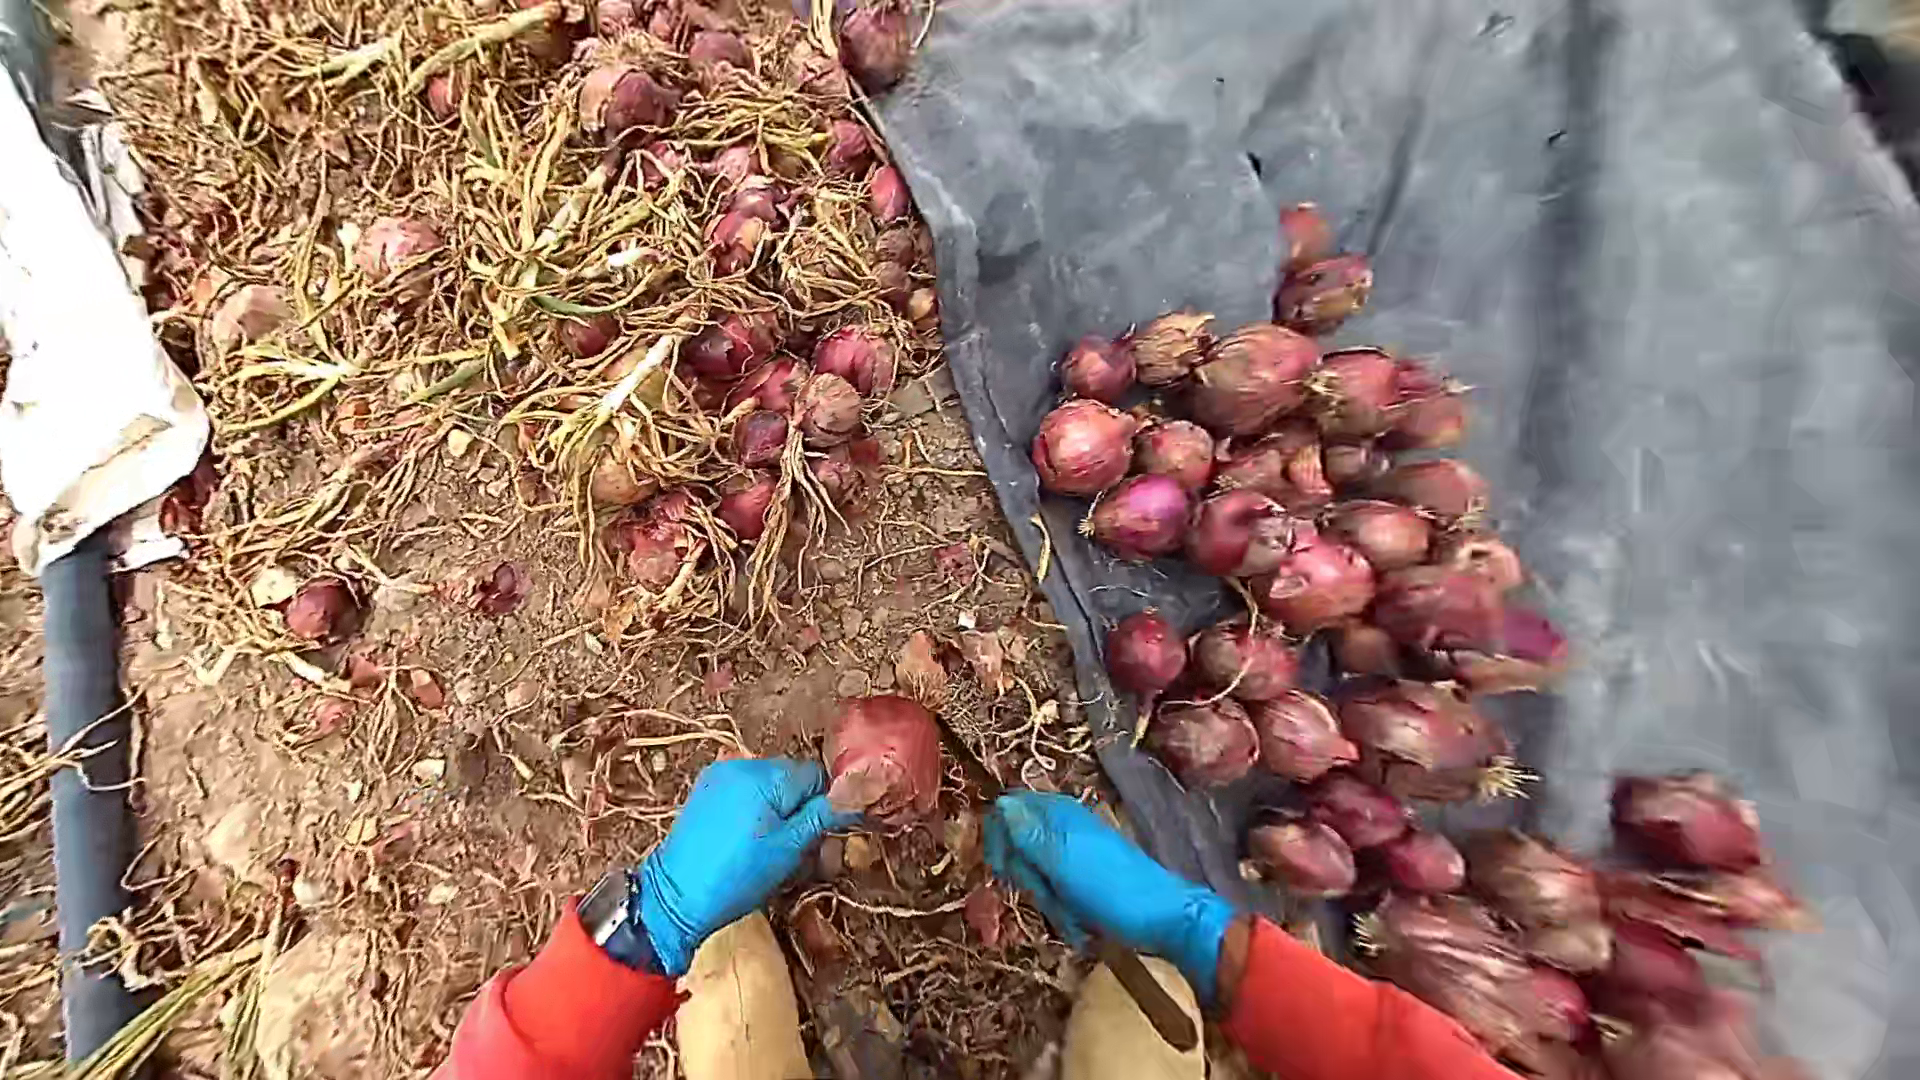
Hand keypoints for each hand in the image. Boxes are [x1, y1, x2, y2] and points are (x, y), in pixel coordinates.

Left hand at [636, 757, 855, 975]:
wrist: (672, 902)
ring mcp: (722, 774)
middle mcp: (744, 764)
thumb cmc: (737, 876)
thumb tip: (854, 794)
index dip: (822, 806)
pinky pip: (746, 791)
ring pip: (770, 787)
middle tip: (796, 850)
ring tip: (768, 847)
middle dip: (799, 810)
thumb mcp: (789, 849)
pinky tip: (747, 839)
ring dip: (777, 811)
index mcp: (766, 774)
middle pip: (792, 780)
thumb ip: (822, 815)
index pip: (815, 775)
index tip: (816, 837)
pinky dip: (754, 810)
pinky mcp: (707, 789)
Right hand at [985, 791, 1237, 1003]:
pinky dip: (1064, 909)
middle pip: (1017, 844)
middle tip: (1046, 891)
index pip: (1007, 809)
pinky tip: (1079, 922)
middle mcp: (1062, 825)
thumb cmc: (1110, 887)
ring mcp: (1074, 852)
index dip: (998, 838)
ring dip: (1047, 898)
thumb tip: (1000, 802)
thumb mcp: (1061, 861)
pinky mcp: (1084, 877)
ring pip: (1035, 873)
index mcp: (1056, 811)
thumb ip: (1027, 833)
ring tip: (1070, 911)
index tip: (1001, 868)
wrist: (1164, 920)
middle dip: (1026, 875)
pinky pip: (1057, 891)